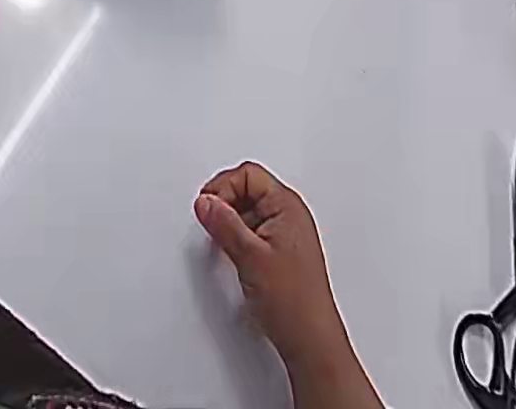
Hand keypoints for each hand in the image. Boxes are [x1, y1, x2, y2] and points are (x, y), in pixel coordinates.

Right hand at [195, 163, 351, 364]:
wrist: (310, 340)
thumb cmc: (293, 301)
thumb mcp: (249, 256)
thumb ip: (224, 224)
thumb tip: (206, 202)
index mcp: (286, 204)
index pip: (248, 175)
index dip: (223, 186)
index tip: (207, 206)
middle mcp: (288, 213)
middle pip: (247, 188)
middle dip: (224, 201)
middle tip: (209, 220)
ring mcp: (285, 231)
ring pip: (248, 209)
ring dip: (230, 220)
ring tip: (221, 242)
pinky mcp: (280, 249)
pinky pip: (253, 228)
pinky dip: (237, 236)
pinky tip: (232, 253)